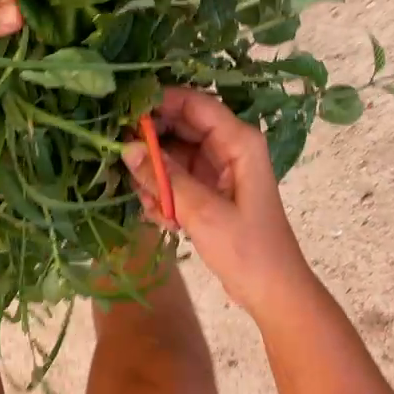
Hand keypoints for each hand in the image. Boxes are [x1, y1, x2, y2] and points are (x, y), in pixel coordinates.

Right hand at [122, 86, 316, 315]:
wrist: (272, 291)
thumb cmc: (247, 249)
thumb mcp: (203, 212)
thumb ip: (164, 179)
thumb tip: (127, 148)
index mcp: (238, 141)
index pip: (193, 103)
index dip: (158, 102)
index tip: (122, 114)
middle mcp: (228, 147)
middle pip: (179, 126)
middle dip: (150, 144)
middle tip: (122, 161)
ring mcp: (217, 169)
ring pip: (173, 154)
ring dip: (155, 176)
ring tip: (151, 204)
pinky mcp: (208, 190)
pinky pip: (176, 178)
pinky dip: (164, 194)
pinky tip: (162, 218)